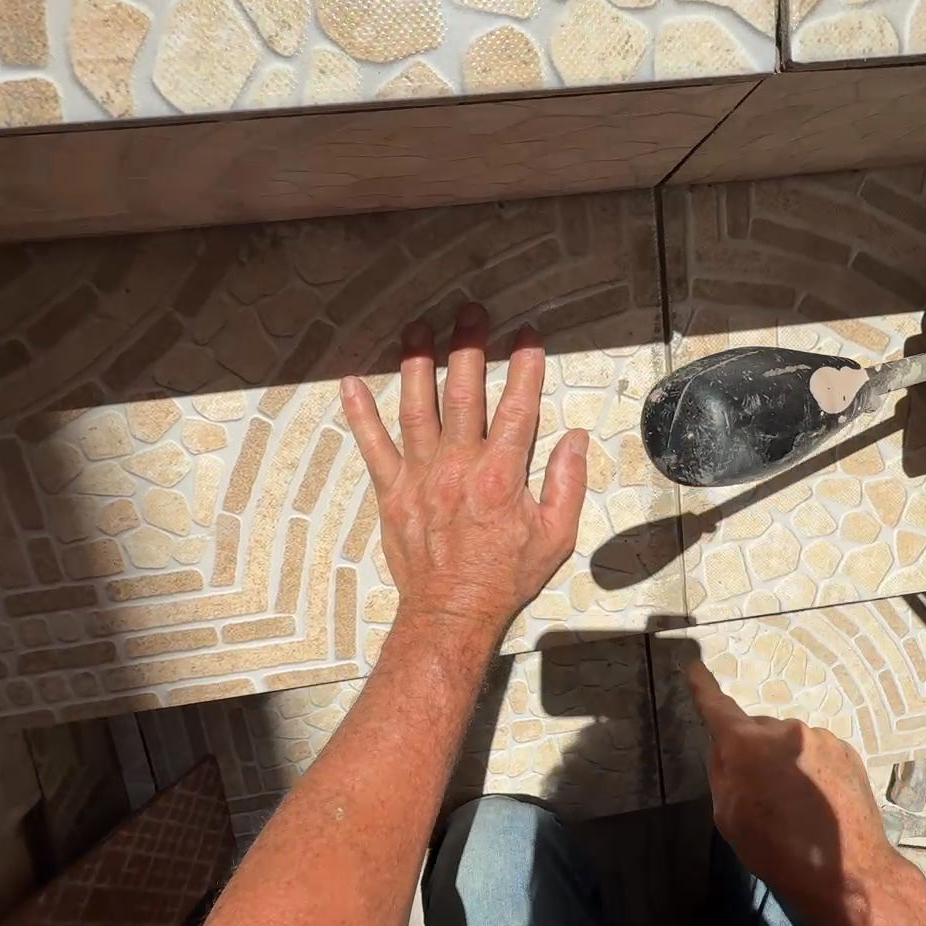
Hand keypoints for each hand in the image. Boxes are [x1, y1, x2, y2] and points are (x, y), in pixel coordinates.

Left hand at [340, 301, 588, 637]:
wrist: (452, 613)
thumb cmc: (506, 576)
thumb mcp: (555, 537)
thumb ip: (567, 484)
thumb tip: (575, 438)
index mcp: (502, 475)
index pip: (517, 407)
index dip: (525, 366)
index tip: (528, 335)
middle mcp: (459, 466)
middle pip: (462, 393)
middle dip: (468, 347)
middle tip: (471, 312)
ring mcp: (420, 476)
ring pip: (416, 407)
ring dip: (418, 363)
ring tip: (420, 328)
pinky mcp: (392, 492)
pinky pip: (373, 446)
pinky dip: (360, 414)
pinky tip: (350, 383)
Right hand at [685, 660, 901, 917]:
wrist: (849, 874)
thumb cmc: (777, 851)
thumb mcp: (729, 817)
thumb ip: (722, 773)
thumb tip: (724, 748)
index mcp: (747, 744)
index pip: (716, 707)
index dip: (702, 687)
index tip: (694, 667)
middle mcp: (784, 729)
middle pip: (757, 731)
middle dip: (754, 751)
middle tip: (761, 792)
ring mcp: (819, 737)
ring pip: (789, 741)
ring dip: (786, 760)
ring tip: (796, 804)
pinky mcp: (846, 750)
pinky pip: (815, 751)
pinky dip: (811, 768)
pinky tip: (819, 801)